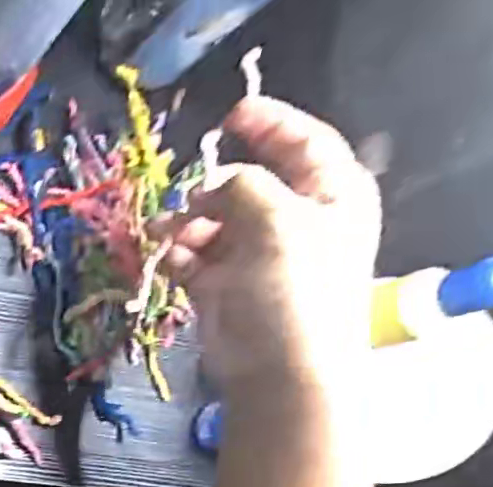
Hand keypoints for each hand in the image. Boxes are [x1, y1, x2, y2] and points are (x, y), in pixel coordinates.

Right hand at [149, 97, 380, 401]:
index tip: (232, 114)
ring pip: (209, 221)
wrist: (276, 367)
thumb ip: (242, 188)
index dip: (270, 125)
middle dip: (210, 188)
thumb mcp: (277, 223)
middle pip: (245, 184)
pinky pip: (191, 256)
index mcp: (327, 195)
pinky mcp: (218, 285)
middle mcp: (290, 220)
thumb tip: (209, 184)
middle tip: (186, 201)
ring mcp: (251, 254)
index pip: (302, 144)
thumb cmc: (293, 291)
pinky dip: (177, 254)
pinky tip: (170, 260)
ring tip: (165, 235)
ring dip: (184, 224)